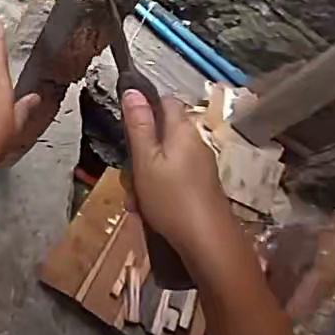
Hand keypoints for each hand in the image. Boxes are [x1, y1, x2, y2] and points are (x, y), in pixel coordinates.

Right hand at [122, 90, 253, 286]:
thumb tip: (133, 90)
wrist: (209, 244)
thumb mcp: (145, 160)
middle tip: (127, 174)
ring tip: (135, 201)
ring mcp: (199, 167)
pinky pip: (171, 179)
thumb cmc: (172, 198)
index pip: (165, 101)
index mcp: (182, 130)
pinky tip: (147, 211)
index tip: (125, 123)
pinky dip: (156, 191)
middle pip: (160, 135)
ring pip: (162, 160)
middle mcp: (194, 144)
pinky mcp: (199, 188)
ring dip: (143, 177)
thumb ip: (139, 125)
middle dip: (138, 152)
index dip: (145, 105)